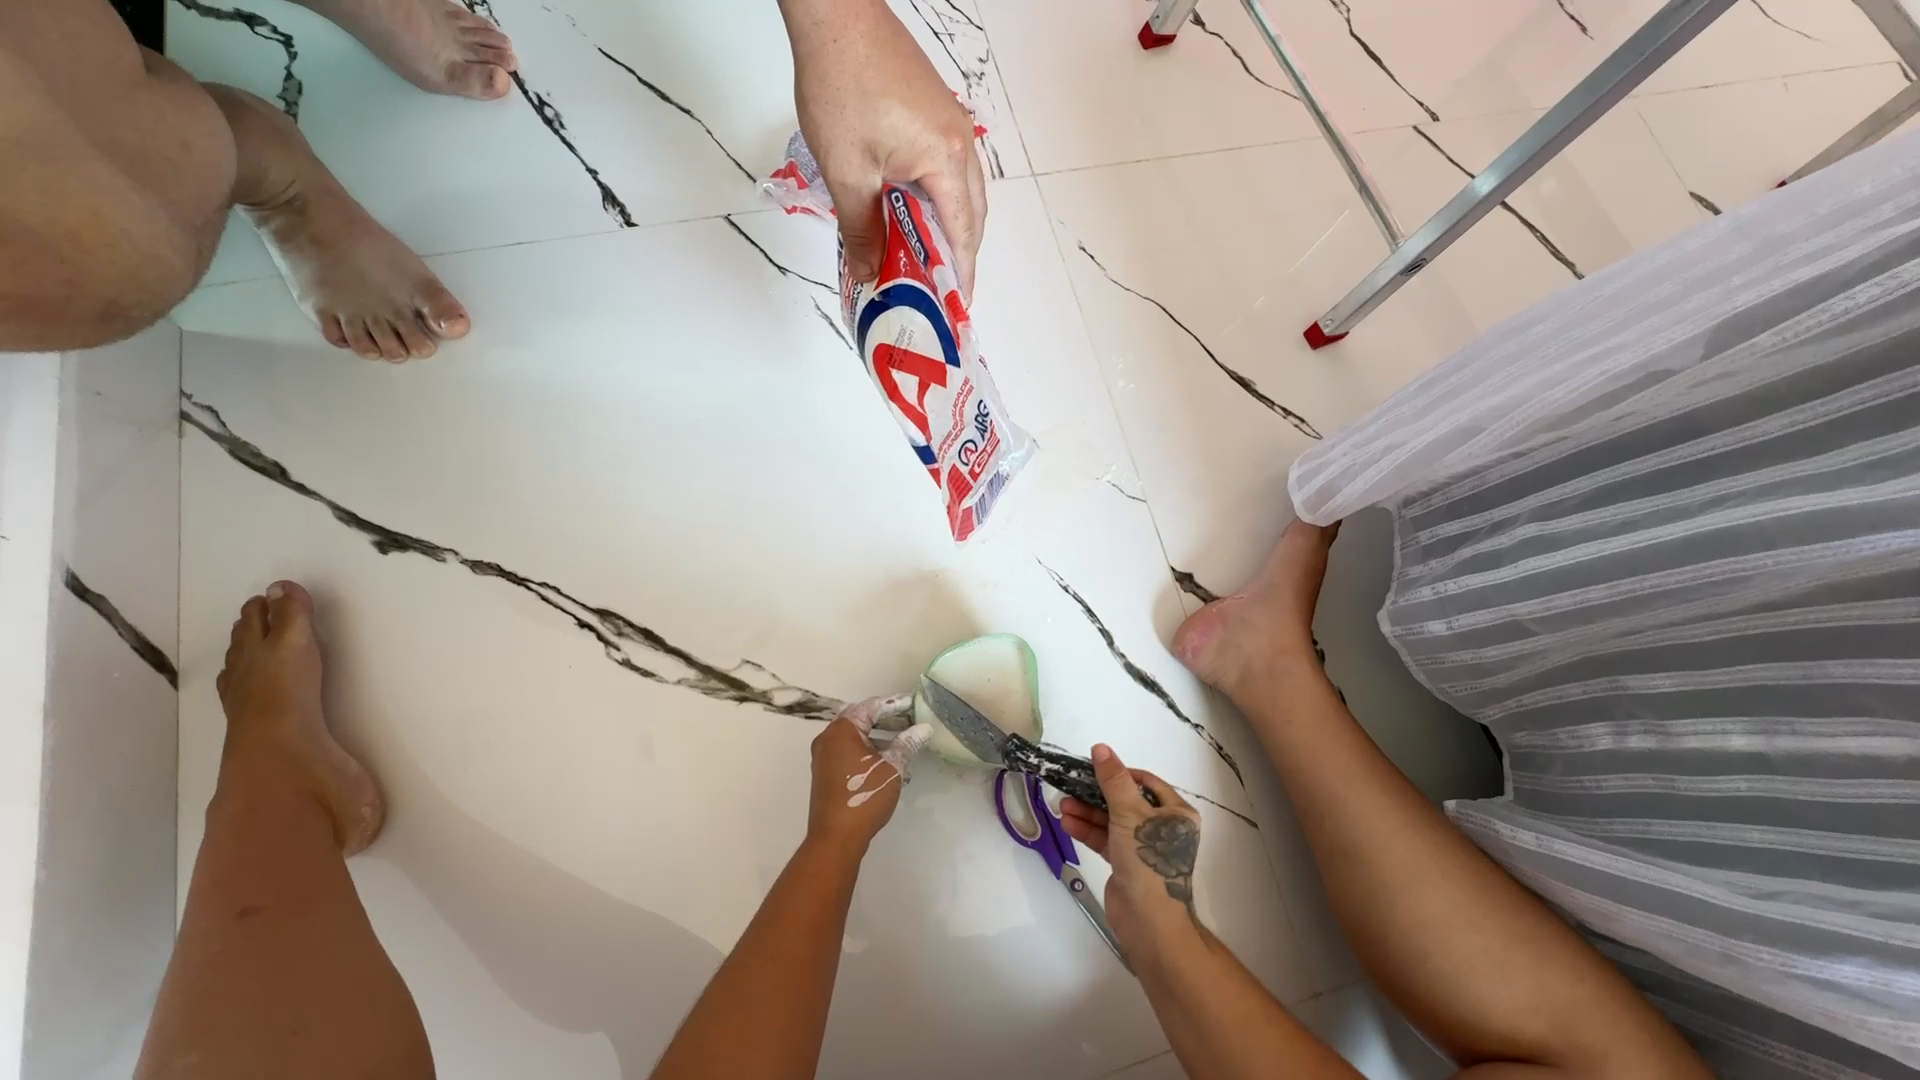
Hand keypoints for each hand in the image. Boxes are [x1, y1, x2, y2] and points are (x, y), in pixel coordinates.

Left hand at [784, 0, 987, 294]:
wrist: (836, 18)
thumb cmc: (842, 85)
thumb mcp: (847, 173)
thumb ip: (861, 230)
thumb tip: (870, 273)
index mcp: (944, 159)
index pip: (962, 233)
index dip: (961, 273)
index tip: (958, 304)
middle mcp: (959, 142)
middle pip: (972, 215)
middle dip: (960, 255)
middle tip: (942, 288)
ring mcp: (951, 125)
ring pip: (962, 192)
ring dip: (950, 228)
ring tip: (928, 258)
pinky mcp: (937, 113)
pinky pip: (949, 169)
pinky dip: (940, 200)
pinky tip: (916, 214)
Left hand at [807, 694, 932, 852]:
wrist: (836, 837)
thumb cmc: (864, 796)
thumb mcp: (892, 767)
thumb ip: (907, 743)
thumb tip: (924, 728)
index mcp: (841, 730)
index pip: (870, 707)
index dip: (894, 704)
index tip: (914, 703)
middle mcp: (828, 738)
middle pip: (860, 719)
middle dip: (886, 719)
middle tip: (911, 718)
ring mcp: (824, 756)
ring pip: (855, 737)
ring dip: (878, 736)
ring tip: (904, 739)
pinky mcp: (826, 772)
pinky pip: (849, 751)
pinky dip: (868, 750)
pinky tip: (888, 759)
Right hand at [1058, 744, 1204, 954]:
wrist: (1148, 920)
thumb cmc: (1147, 859)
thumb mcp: (1130, 813)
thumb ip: (1113, 780)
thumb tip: (1101, 748)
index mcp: (1175, 812)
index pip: (1146, 782)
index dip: (1119, 773)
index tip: (1093, 768)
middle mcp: (1162, 827)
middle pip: (1125, 801)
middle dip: (1096, 794)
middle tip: (1069, 787)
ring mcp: (1143, 847)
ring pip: (1112, 820)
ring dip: (1087, 812)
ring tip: (1062, 805)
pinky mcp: (1126, 864)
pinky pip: (1105, 839)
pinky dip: (1088, 830)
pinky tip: (1067, 823)